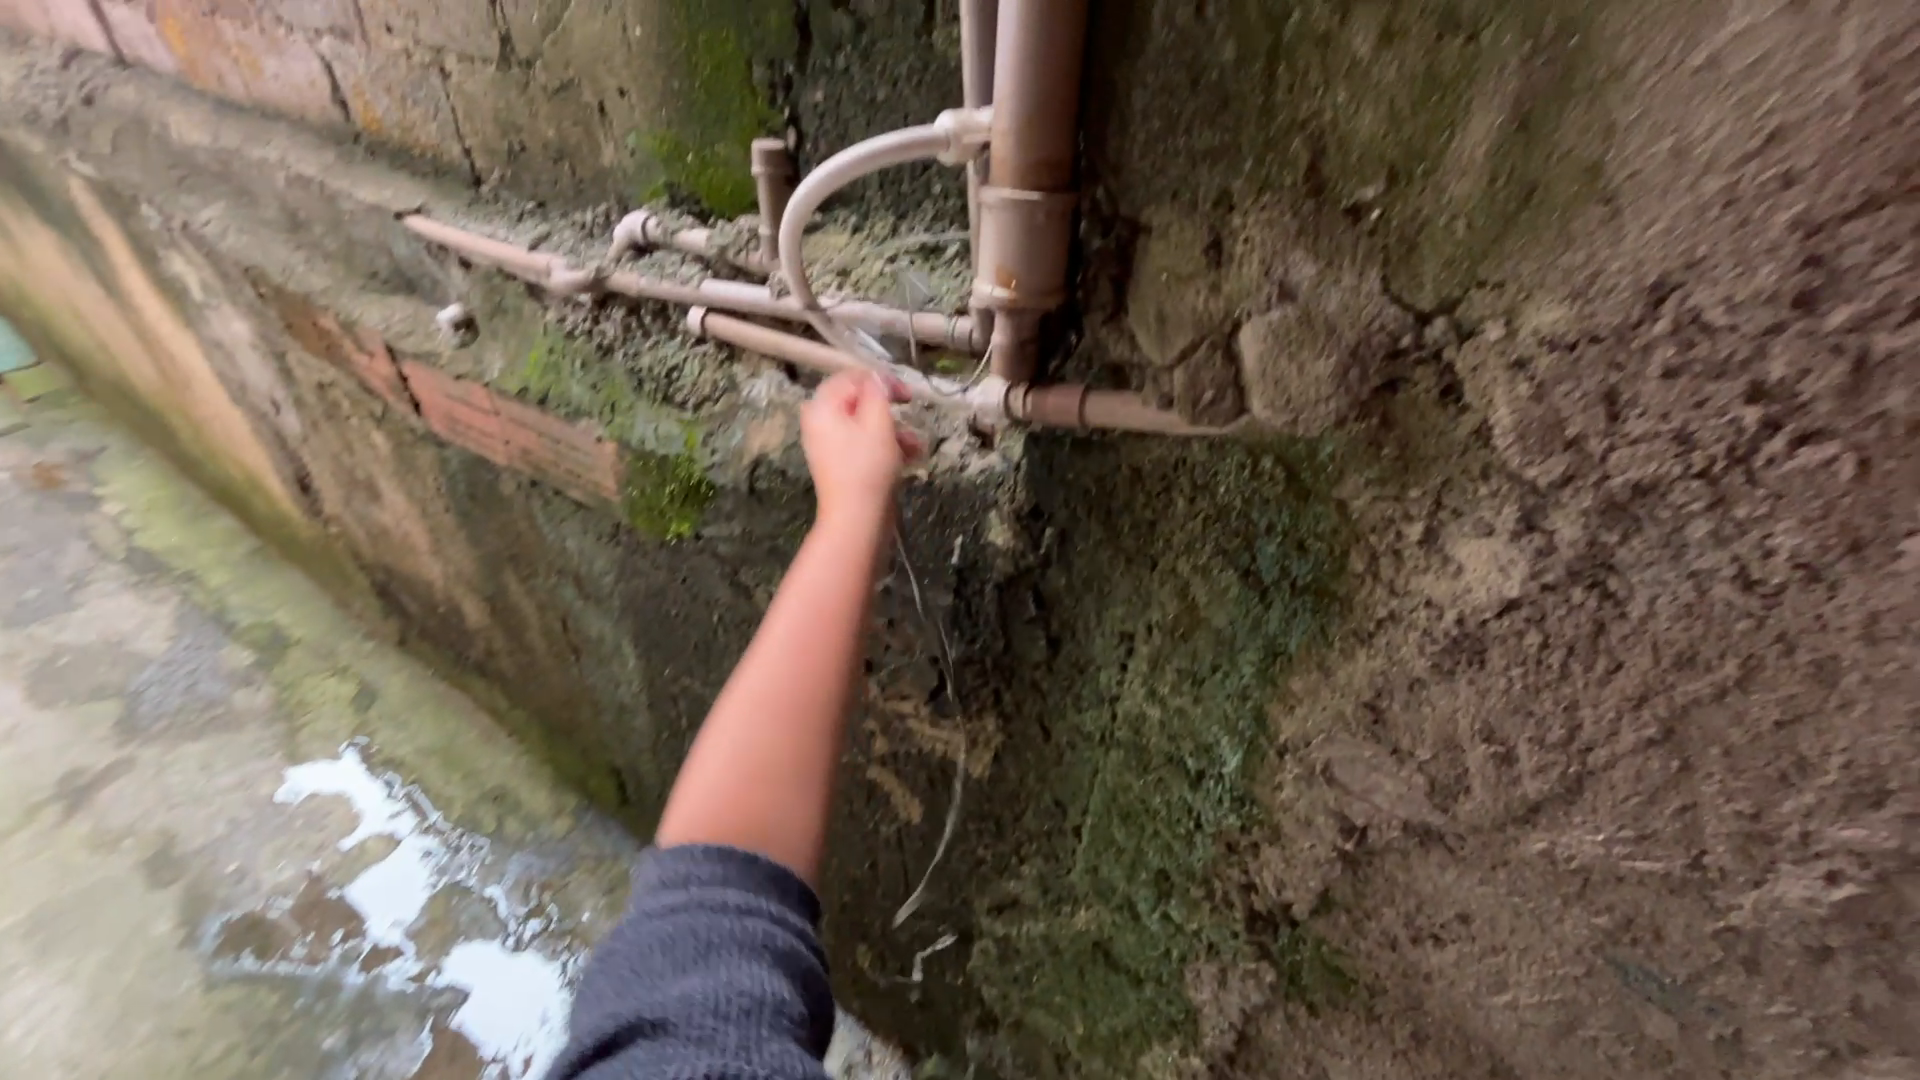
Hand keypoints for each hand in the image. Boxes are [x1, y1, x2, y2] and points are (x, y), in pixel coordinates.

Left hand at [801, 371, 925, 523]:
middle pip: (858, 402)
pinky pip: (863, 445)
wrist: (856, 518)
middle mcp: (820, 422)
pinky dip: (885, 447)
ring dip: (894, 430)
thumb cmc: (867, 466)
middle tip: (911, 413)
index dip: (881, 380)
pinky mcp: (841, 464)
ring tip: (917, 446)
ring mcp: (829, 445)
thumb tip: (877, 377)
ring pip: (865, 425)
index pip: (851, 377)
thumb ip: (878, 392)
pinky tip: (909, 458)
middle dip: (890, 411)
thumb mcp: (878, 422)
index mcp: (822, 406)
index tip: (907, 394)